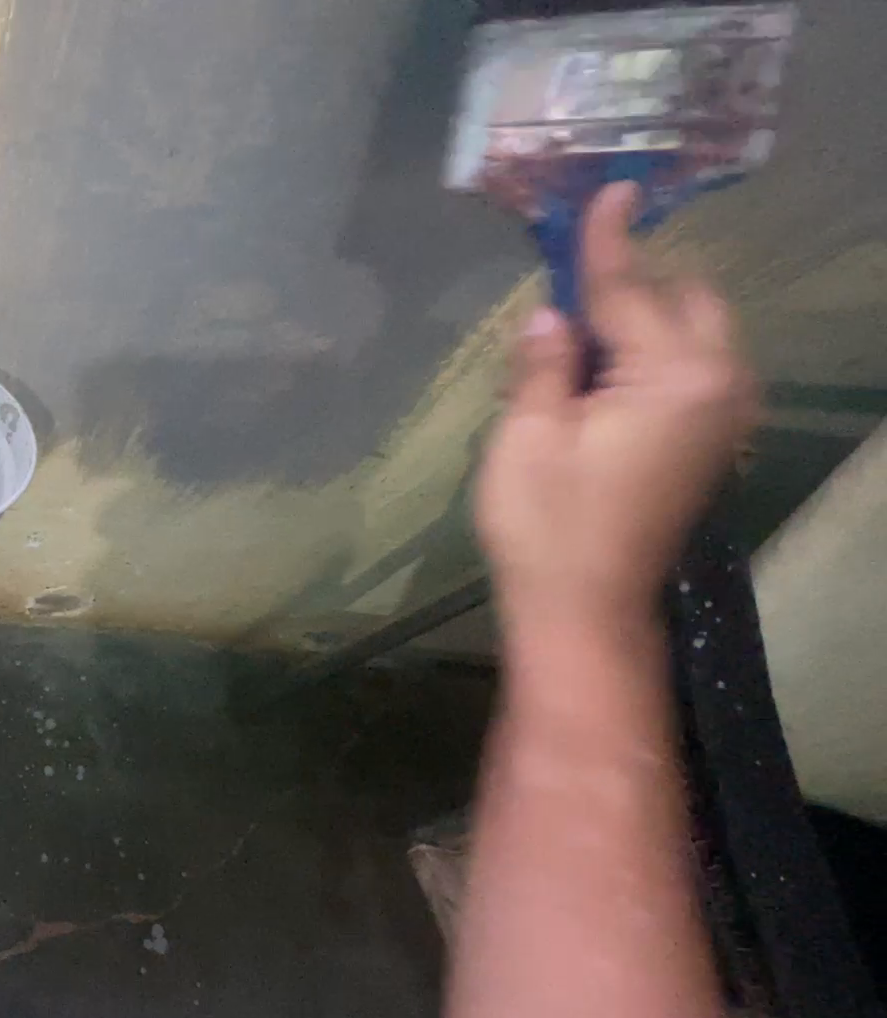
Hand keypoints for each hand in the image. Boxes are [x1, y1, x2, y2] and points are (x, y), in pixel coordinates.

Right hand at [475, 182, 758, 626]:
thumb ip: (542, 367)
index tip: (610, 191)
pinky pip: (688, 366)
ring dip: (640, 315)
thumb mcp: (525, 437)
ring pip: (693, 331)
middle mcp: (717, 384)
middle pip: (685, 300)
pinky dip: (648, 350)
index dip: (609, 243)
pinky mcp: (706, 438)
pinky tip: (596, 369)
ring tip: (573, 329)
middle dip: (631, 280)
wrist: (582, 599)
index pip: (632, 291)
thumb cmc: (543, 520)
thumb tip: (548, 316)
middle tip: (565, 279)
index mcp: (672, 378)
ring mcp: (720, 414)